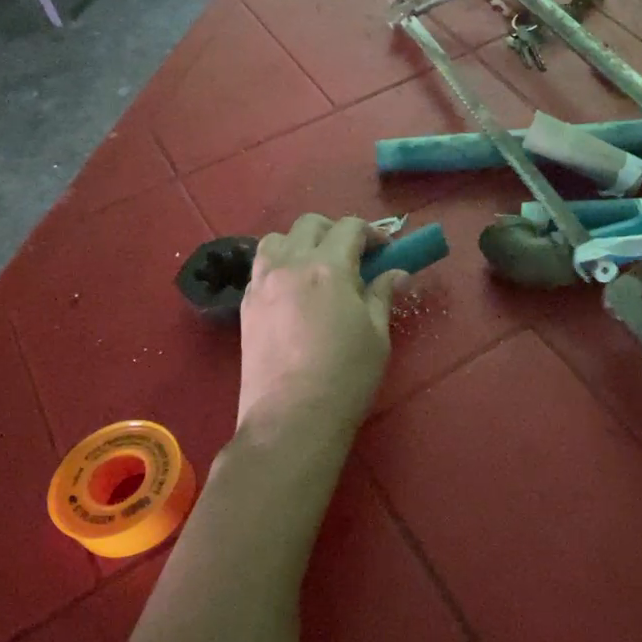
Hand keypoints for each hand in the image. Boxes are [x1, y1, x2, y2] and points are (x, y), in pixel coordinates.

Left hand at [237, 214, 406, 445]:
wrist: (292, 417)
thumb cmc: (346, 375)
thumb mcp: (377, 334)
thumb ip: (382, 295)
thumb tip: (396, 274)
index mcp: (327, 267)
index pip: (350, 228)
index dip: (372, 233)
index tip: (385, 251)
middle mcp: (290, 265)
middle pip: (310, 224)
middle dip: (335, 232)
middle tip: (353, 257)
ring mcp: (261, 284)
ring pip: (277, 240)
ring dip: (301, 243)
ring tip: (317, 269)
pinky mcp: (245, 305)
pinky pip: (261, 268)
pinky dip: (280, 266)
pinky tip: (295, 292)